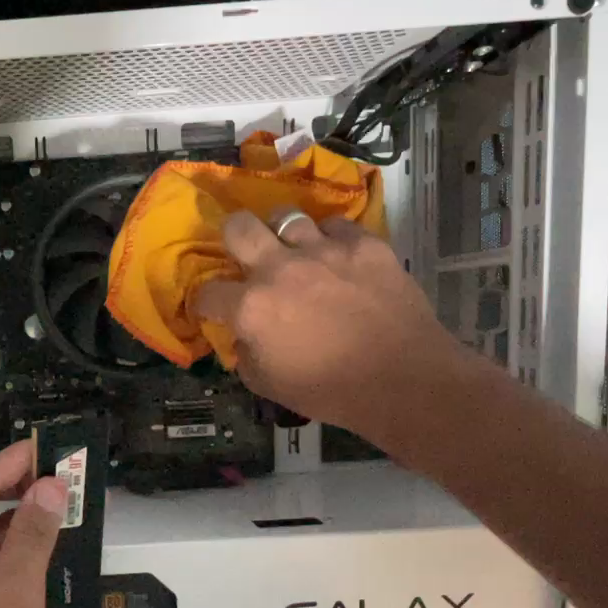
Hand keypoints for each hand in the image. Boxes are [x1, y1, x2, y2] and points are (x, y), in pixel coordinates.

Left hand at [0, 440, 66, 607]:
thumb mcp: (15, 594)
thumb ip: (33, 536)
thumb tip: (52, 485)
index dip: (10, 462)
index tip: (47, 444)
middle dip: (19, 485)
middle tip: (62, 468)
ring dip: (23, 516)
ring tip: (64, 497)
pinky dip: (21, 547)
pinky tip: (50, 541)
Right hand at [194, 211, 480, 451]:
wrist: (402, 379)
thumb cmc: (329, 391)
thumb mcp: (268, 385)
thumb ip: (245, 355)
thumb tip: (243, 337)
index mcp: (251, 307)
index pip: (208, 293)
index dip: (205, 301)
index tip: (212, 308)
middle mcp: (280, 268)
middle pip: (239, 227)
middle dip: (233, 236)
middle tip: (244, 251)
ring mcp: (324, 250)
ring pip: (288, 217)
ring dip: (283, 233)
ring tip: (293, 248)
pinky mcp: (365, 244)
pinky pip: (336, 225)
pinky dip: (330, 238)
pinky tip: (336, 255)